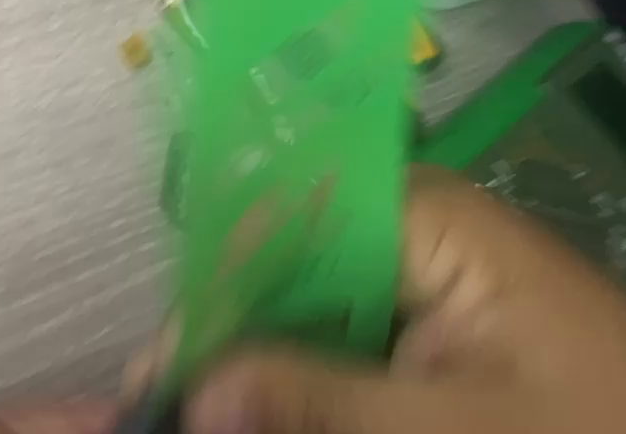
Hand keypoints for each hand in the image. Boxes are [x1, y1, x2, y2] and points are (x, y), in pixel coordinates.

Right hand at [182, 167, 625, 433]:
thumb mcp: (455, 429)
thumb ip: (313, 398)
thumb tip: (189, 395)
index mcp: (417, 212)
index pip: (272, 224)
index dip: (213, 292)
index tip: (170, 364)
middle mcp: (406, 225)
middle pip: (279, 266)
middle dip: (228, 336)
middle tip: (177, 398)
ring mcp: (420, 274)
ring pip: (302, 305)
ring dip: (258, 361)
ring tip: (209, 408)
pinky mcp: (434, 322)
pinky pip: (340, 335)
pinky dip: (304, 378)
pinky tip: (270, 405)